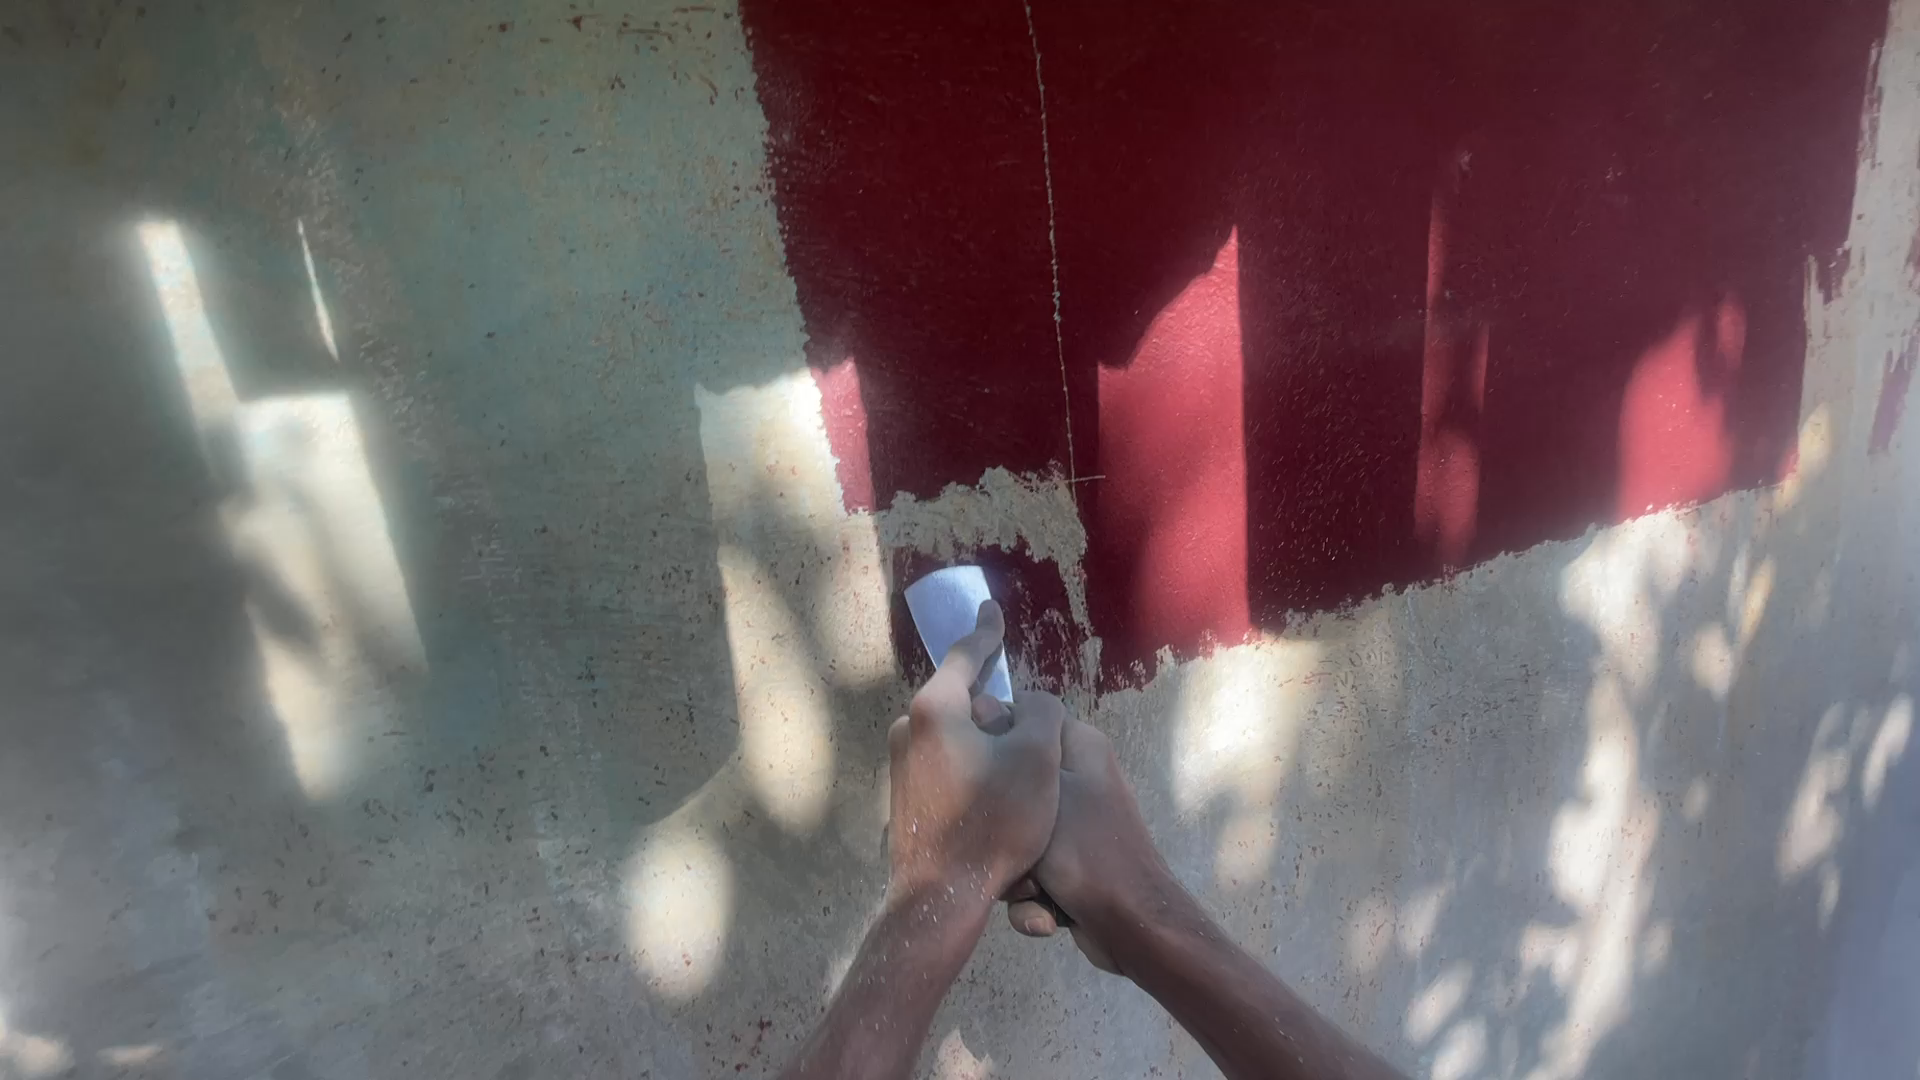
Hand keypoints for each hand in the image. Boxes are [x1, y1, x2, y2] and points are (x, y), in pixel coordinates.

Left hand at [886, 601, 1065, 904]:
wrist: (941, 896)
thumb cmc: (993, 822)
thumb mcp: (1038, 759)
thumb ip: (1042, 713)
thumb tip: (1030, 704)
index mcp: (935, 708)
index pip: (967, 656)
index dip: (987, 631)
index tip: (991, 608)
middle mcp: (908, 726)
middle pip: (965, 699)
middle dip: (999, 711)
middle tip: (1030, 740)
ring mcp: (900, 759)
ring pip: (957, 733)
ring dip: (989, 743)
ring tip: (1017, 781)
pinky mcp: (903, 789)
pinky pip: (947, 758)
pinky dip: (973, 764)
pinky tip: (993, 798)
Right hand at [1005, 718, 1176, 973]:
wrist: (1134, 929)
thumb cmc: (1085, 851)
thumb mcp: (1041, 792)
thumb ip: (1010, 747)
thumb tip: (982, 701)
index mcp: (1079, 744)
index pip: (1024, 716)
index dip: (993, 737)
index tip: (973, 765)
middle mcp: (1080, 775)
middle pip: (1015, 784)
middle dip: (1003, 826)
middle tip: (1003, 845)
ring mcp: (1077, 823)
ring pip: (1018, 835)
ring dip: (1018, 872)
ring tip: (1032, 889)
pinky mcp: (1073, 864)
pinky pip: (1035, 870)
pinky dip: (1036, 898)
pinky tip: (1045, 914)